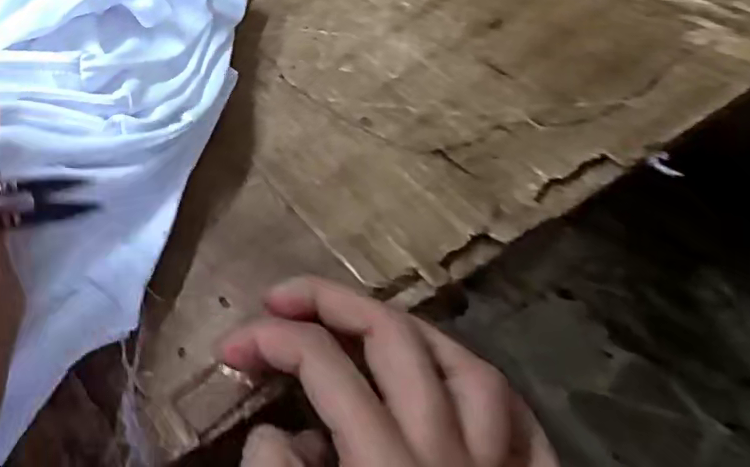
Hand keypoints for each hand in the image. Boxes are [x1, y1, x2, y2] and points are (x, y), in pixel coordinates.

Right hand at [220, 278, 557, 466]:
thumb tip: (277, 433)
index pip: (319, 360)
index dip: (263, 338)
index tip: (227, 353)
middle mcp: (452, 460)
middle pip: (392, 338)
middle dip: (325, 300)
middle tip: (277, 299)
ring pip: (467, 367)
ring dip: (401, 330)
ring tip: (355, 323)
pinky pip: (523, 426)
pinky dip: (475, 387)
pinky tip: (441, 379)